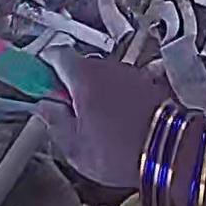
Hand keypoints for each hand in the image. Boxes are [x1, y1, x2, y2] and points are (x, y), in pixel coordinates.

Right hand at [37, 54, 171, 187]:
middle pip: (79, 65)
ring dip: (91, 90)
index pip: (57, 54)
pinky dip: (111, 94)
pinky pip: (118, 82)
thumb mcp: (76, 147)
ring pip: (100, 74)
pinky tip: (114, 120)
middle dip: (68, 84)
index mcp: (83, 77)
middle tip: (64, 111)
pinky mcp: (143, 80)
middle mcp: (106, 66)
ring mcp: (127, 70)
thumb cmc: (117, 151)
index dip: (45, 63)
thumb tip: (44, 106)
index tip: (38, 79)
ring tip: (92, 122)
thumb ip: (55, 121)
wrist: (167, 148)